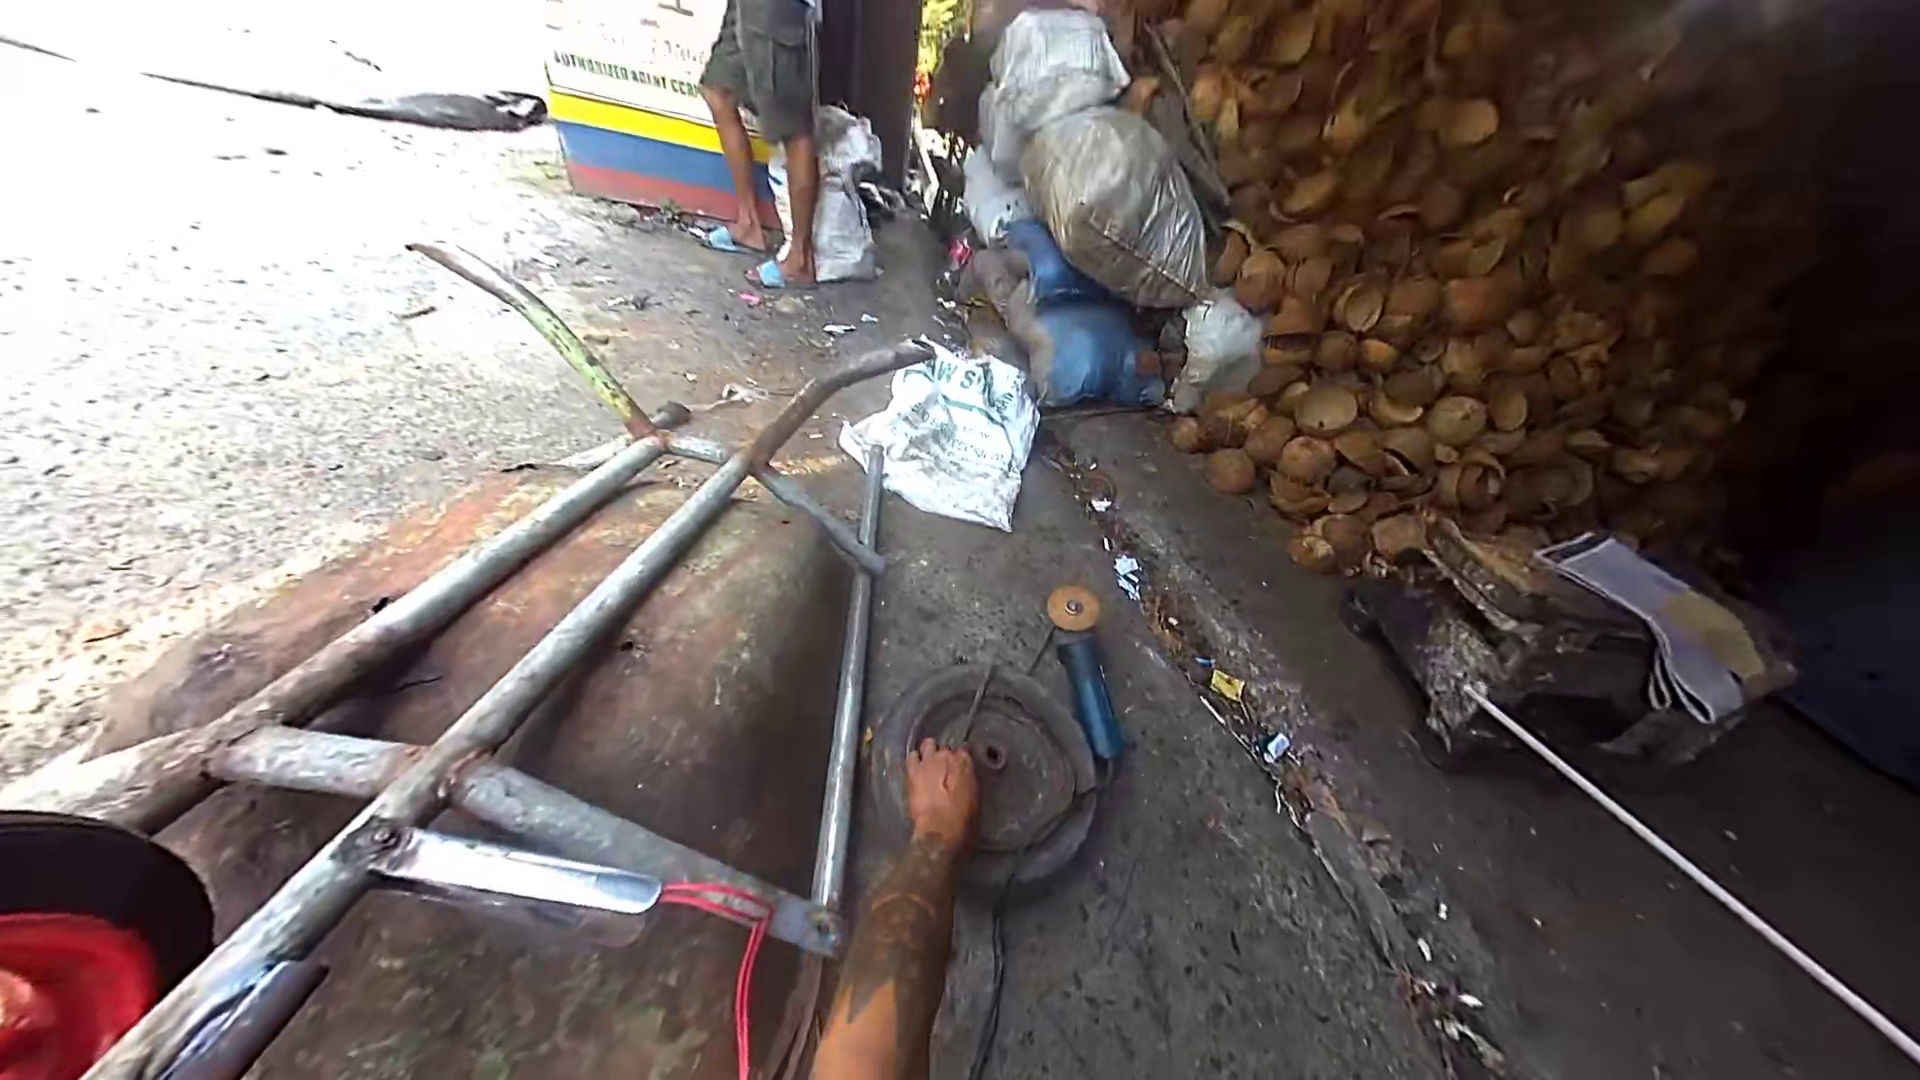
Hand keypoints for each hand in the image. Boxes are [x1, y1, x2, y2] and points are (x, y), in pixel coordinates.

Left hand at [905, 738, 977, 850]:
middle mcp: (946, 754)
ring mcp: (928, 760)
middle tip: (943, 769)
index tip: (959, 767)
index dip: (961, 758)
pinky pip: (912, 755)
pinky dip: (915, 759)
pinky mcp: (912, 770)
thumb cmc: (963, 817)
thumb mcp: (974, 795)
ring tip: (928, 764)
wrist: (940, 828)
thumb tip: (964, 773)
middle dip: (944, 756)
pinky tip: (916, 768)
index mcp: (964, 761)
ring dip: (929, 752)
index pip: (964, 749)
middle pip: (944, 747)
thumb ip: (968, 777)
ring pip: (928, 744)